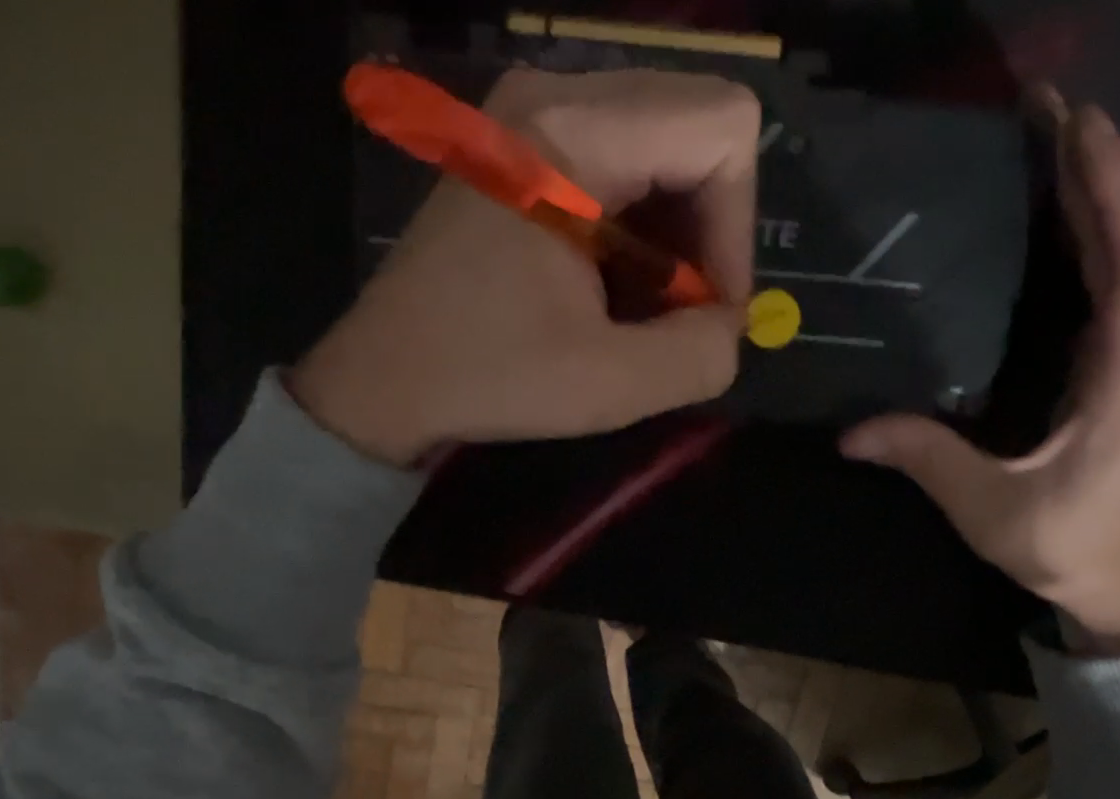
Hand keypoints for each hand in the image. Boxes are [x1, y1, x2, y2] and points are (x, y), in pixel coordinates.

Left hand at [290, 69, 759, 465]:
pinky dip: (640, 225)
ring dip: (675, 232)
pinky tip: (614, 287)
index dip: (735, 225)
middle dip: (708, 228)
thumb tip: (730, 324)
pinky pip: (625, 159)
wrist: (383, 381)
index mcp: (570, 132)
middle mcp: (553, 93)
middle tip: (682, 311)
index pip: (722, 128)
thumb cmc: (485, 376)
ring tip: (644, 308)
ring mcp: (533, 111)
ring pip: (666, 142)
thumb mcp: (608, 384)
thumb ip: (702, 355)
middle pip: (697, 125)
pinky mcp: (525, 142)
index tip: (707, 308)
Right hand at [840, 93, 1119, 654]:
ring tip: (1052, 146)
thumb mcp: (990, 508)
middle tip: (1049, 112)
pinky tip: (1057, 222)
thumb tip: (850, 431)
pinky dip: (1095, 239)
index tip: (1078, 129)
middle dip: (1101, 172)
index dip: (1112, 192)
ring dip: (1101, 199)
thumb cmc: (1068, 547)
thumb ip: (926, 460)